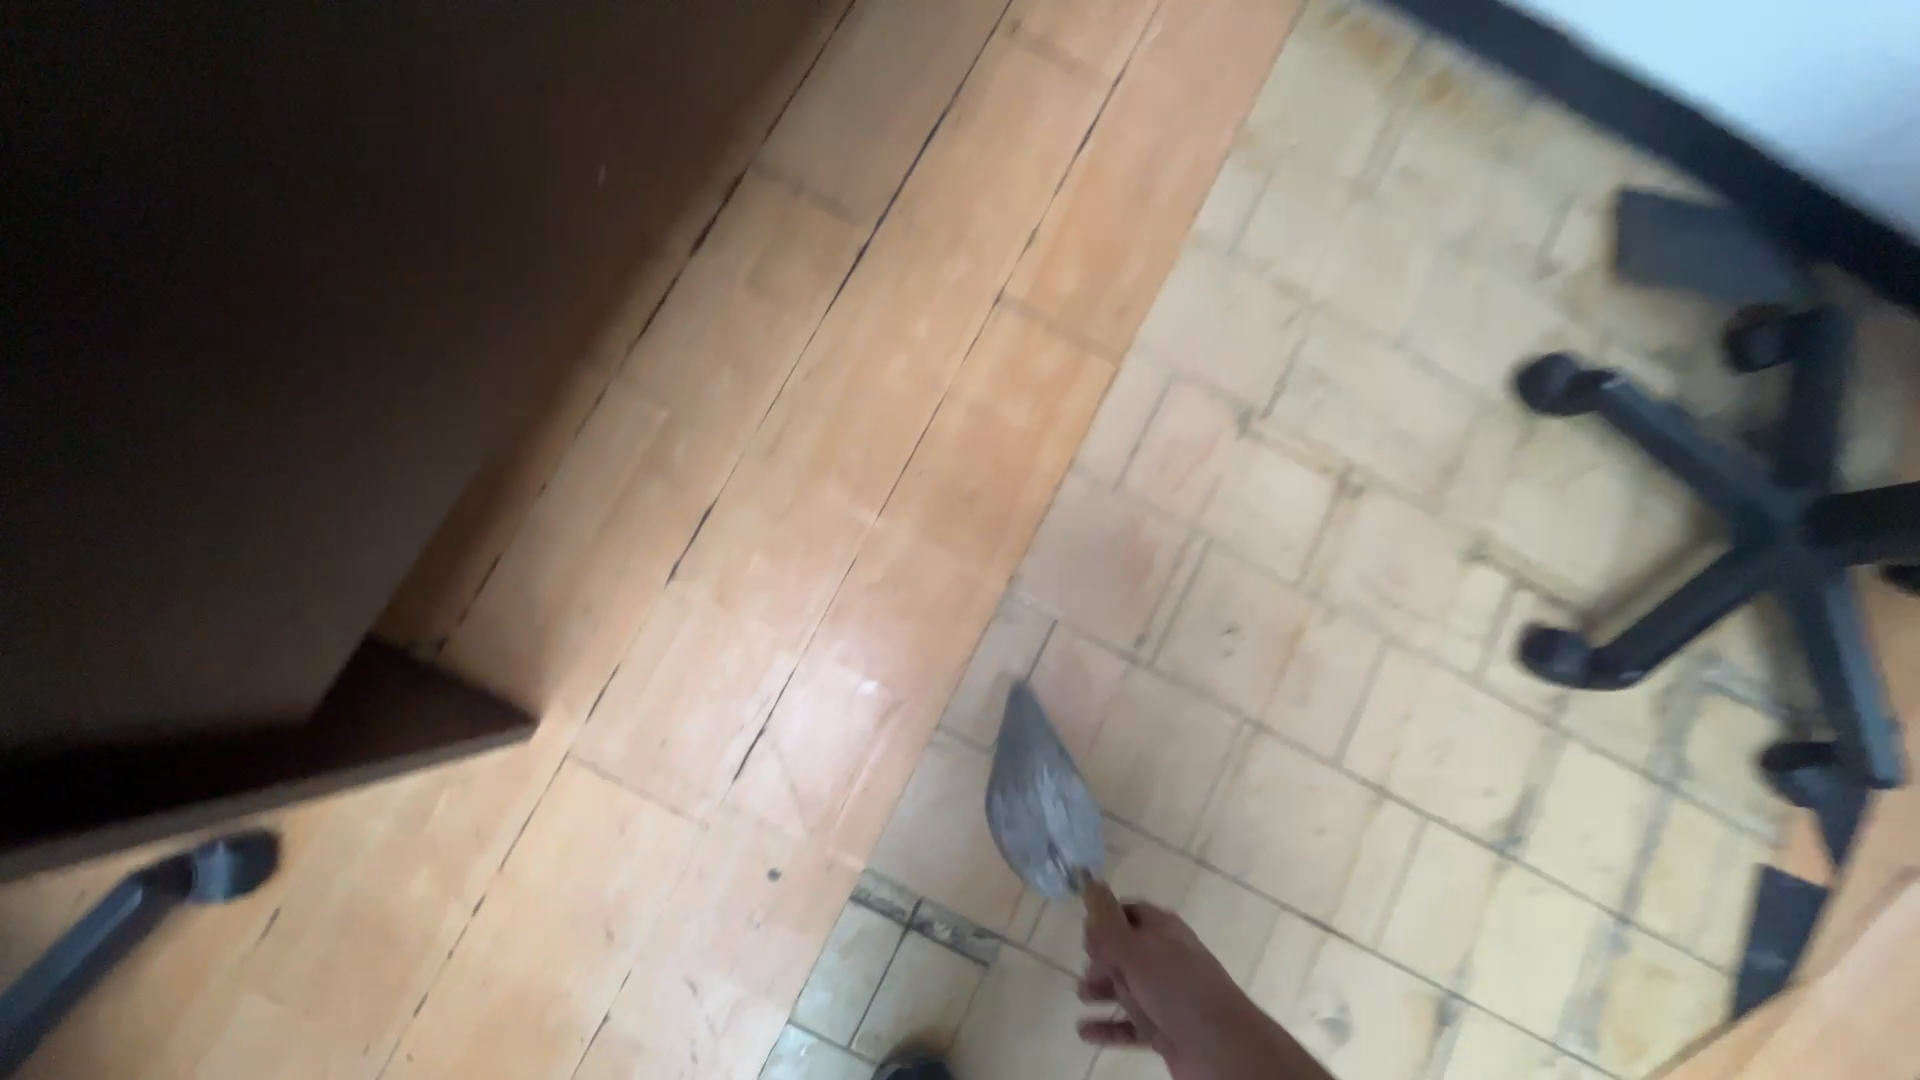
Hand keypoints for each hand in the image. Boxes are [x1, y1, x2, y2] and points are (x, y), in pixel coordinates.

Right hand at [1077, 879, 1331, 1079]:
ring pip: (1126, 987)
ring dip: (1101, 990)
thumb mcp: (1133, 947)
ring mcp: (1166, 995)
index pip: (1127, 912)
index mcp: (1161, 929)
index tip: (1085, 934)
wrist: (1223, 1048)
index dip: (1103, 920)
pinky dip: (1108, 1025)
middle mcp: (1164, 957)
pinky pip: (1130, 1024)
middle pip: (1124, 950)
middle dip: (1099, 957)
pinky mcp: (1165, 1029)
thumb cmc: (1175, 988)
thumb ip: (1105, 917)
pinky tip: (1085, 1031)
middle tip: (1084, 968)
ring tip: (1081, 995)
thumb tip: (1085, 875)